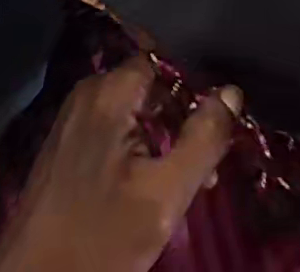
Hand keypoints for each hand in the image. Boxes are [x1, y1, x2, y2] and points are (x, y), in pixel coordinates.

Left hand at [0, 58, 240, 271]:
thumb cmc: (100, 237)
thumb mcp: (164, 196)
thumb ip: (202, 141)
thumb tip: (232, 92)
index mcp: (108, 91)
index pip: (162, 62)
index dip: (193, 87)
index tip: (216, 121)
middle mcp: (88, 91)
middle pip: (148, 85)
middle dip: (180, 117)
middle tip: (206, 163)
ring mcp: (73, 115)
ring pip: (132, 108)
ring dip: (161, 135)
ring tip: (185, 180)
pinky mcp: (67, 141)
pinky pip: (113, 125)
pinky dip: (137, 144)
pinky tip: (150, 183)